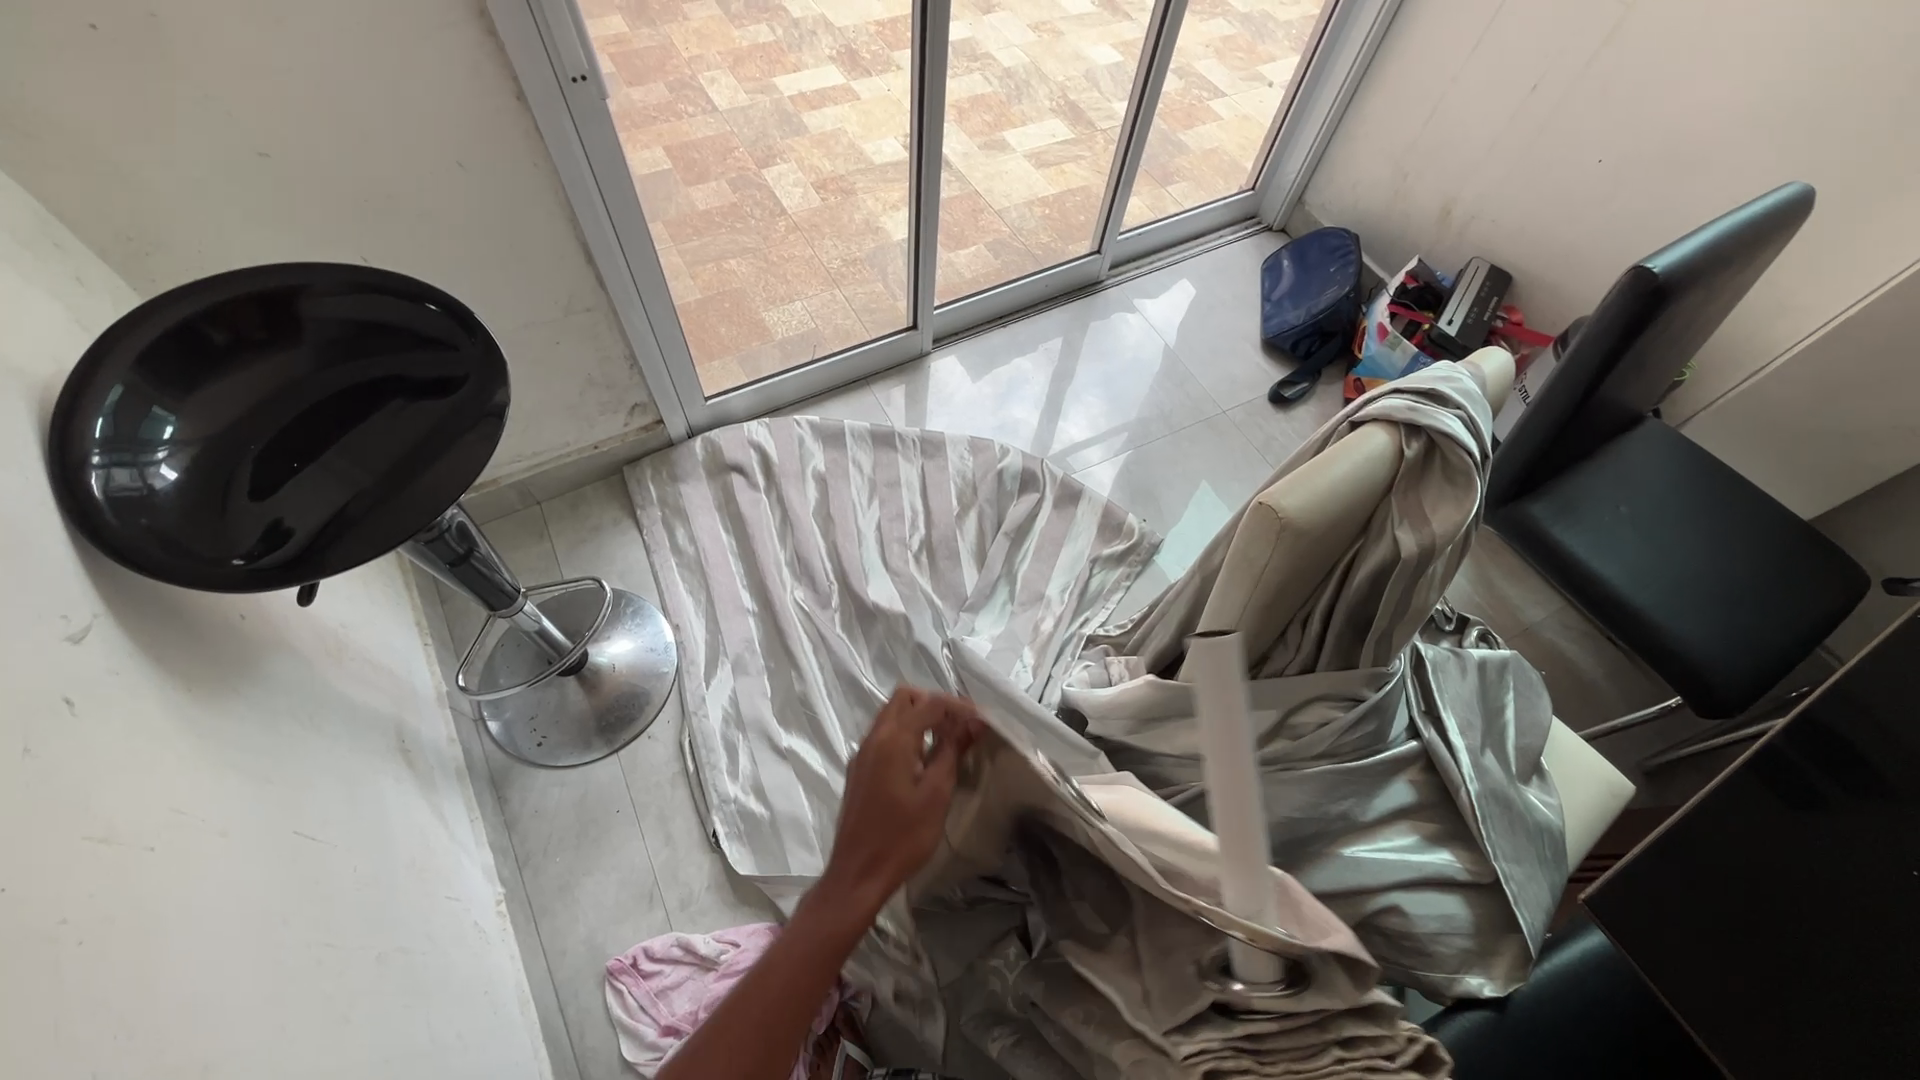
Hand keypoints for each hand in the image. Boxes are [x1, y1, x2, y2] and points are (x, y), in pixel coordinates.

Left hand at [816, 686, 983, 916]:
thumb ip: (952, 751)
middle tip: (961, 727)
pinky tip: (923, 761)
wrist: (858, 874)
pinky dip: (905, 734)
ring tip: (947, 742)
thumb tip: (973, 722)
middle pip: (905, 698)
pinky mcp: (859, 770)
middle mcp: (873, 737)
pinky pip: (883, 736)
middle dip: (935, 704)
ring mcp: (862, 753)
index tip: (982, 722)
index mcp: (893, 739)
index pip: (930, 703)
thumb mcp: (936, 793)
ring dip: (920, 718)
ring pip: (891, 715)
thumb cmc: (902, 837)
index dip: (959, 706)